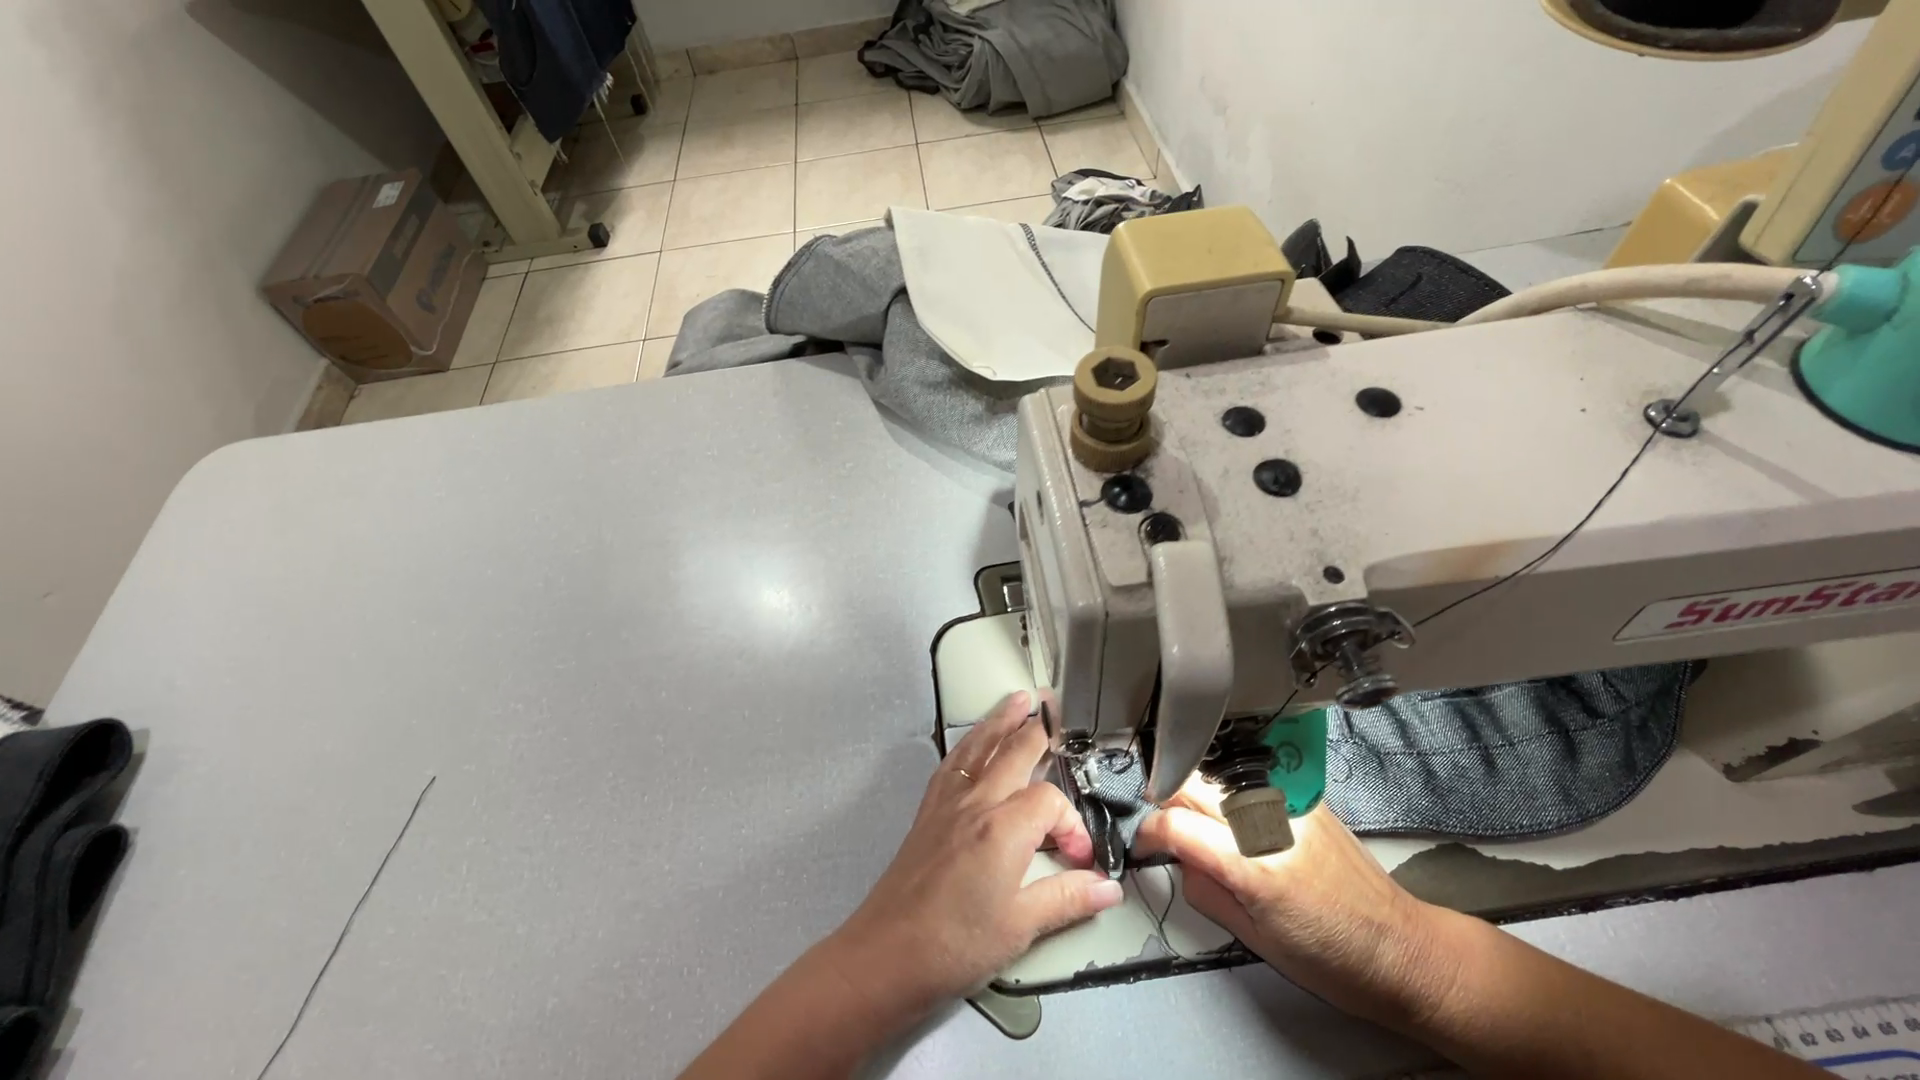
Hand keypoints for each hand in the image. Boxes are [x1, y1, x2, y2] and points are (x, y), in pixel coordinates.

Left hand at [820, 692, 1124, 1027]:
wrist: (886, 955)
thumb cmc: (953, 945)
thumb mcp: (1021, 926)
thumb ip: (1067, 898)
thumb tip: (1106, 887)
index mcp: (1003, 828)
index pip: (1051, 802)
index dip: (1072, 825)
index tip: (1078, 859)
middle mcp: (975, 804)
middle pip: (1012, 752)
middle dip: (1037, 729)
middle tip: (1053, 707)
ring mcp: (947, 805)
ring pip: (978, 748)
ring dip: (999, 721)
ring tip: (1015, 700)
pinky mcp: (926, 815)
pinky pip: (951, 765)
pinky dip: (967, 746)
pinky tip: (972, 744)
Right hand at [1135, 783, 1459, 1031]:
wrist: (1404, 949)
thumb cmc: (1334, 960)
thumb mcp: (1253, 939)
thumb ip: (1204, 889)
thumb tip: (1178, 858)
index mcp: (1254, 868)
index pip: (1175, 825)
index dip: (1146, 832)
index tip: (1142, 844)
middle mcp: (1271, 825)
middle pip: (1191, 784)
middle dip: (1165, 801)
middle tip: (1164, 828)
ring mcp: (1291, 805)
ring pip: (1219, 777)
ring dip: (1196, 795)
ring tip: (1200, 827)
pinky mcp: (1308, 800)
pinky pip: (1251, 784)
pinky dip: (1230, 797)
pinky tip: (1237, 824)